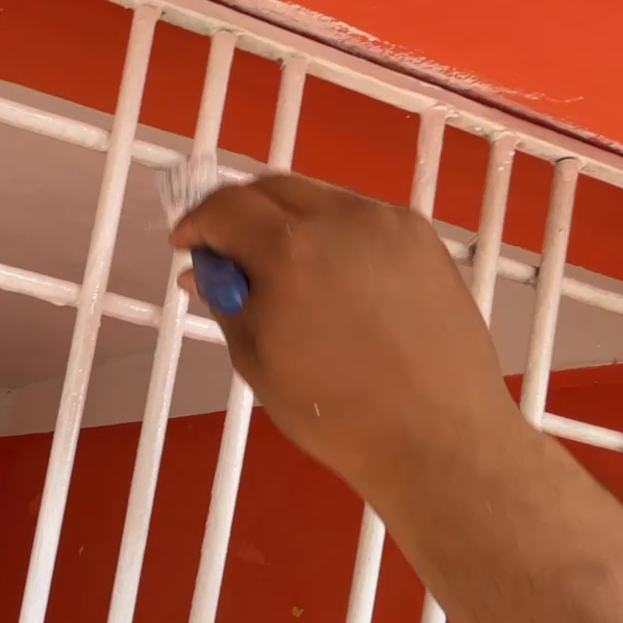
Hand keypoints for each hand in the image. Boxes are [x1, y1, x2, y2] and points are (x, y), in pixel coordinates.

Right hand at [170, 173, 525, 500]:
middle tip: (224, 256)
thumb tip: (204, 273)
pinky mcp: (422, 239)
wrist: (438, 434)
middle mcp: (341, 218)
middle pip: (271, 188)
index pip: (226, 208)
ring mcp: (389, 223)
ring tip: (276, 272)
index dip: (196, 223)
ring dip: (282, 220)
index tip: (185, 245)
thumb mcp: (257, 360)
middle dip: (236, 213)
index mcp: (290, 251)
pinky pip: (356, 217)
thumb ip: (227, 303)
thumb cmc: (333, 411)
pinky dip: (325, 232)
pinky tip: (326, 279)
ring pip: (317, 197)